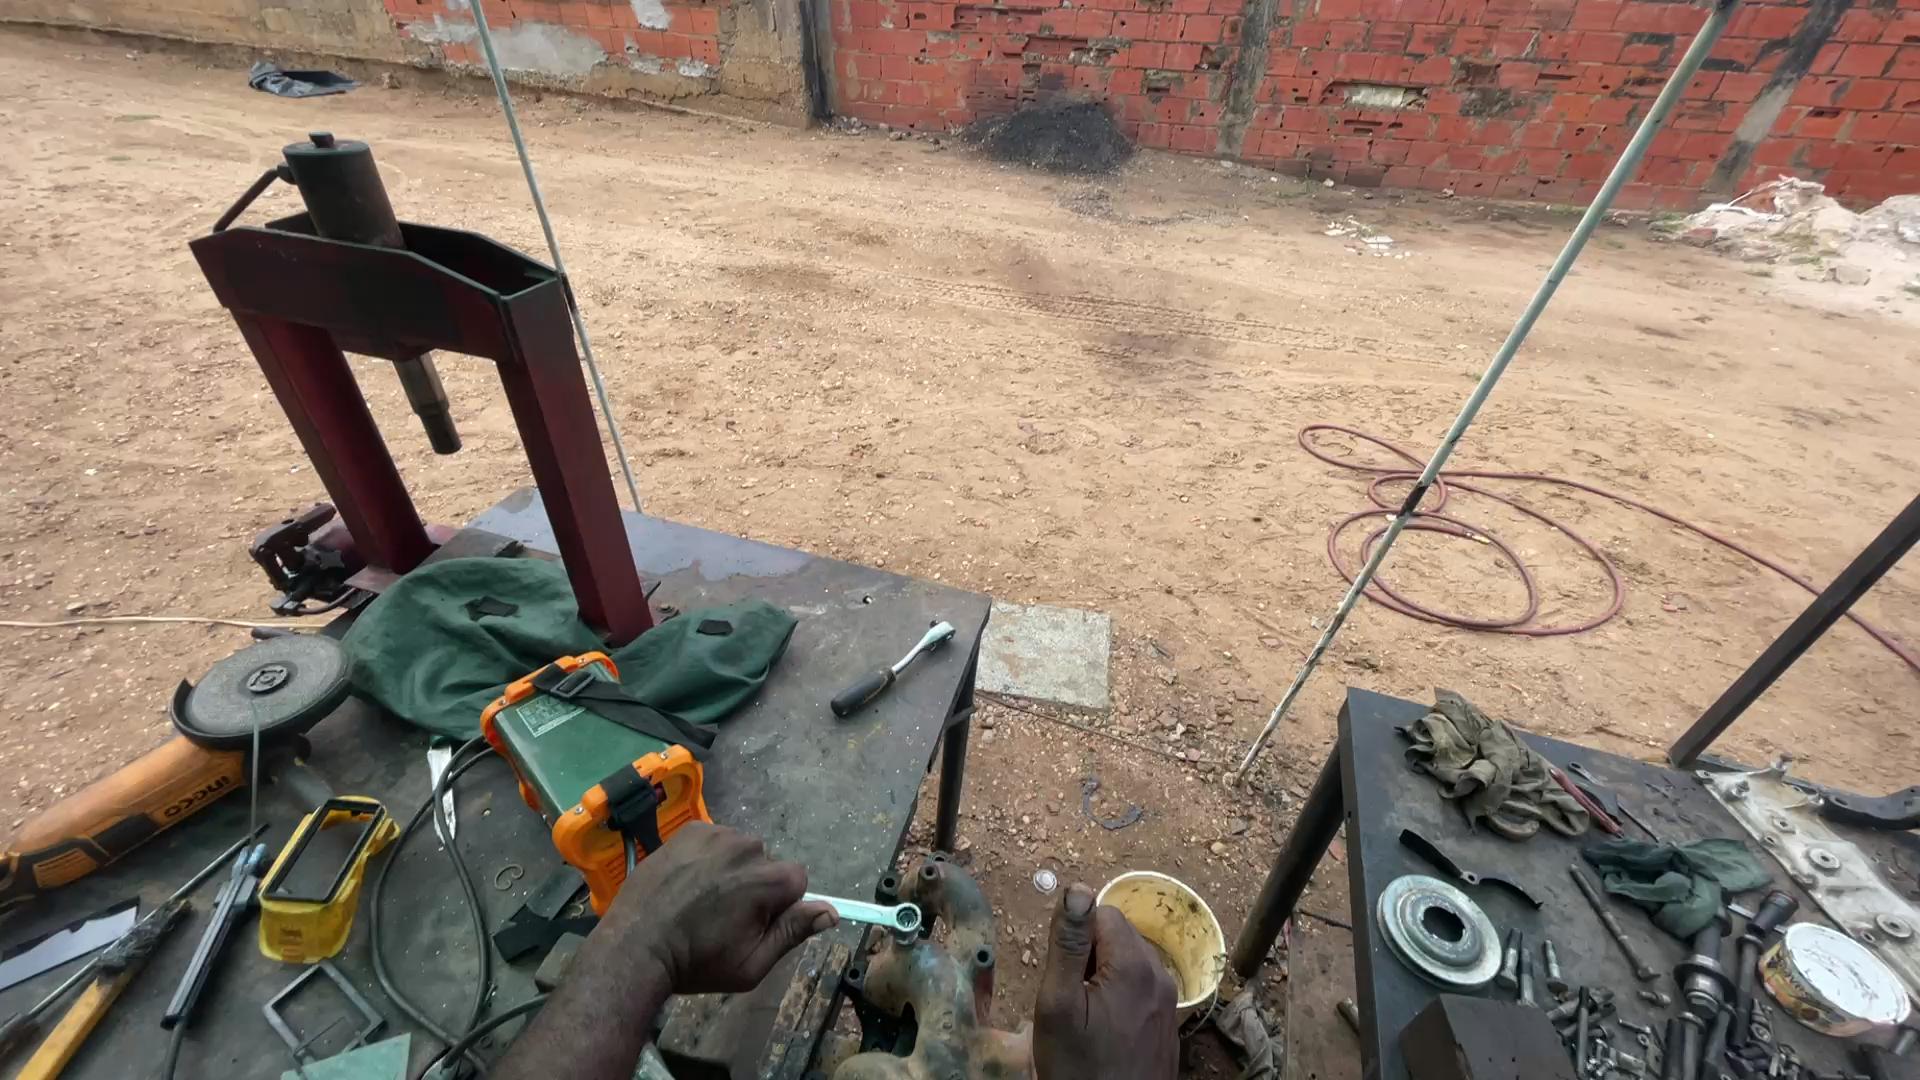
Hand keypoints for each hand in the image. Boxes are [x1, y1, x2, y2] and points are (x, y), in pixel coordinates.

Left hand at [604, 821, 837, 994]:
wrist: (634, 947)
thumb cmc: (697, 962)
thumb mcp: (751, 964)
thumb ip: (793, 933)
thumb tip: (832, 912)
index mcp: (770, 879)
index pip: (796, 881)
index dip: (778, 906)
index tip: (752, 924)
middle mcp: (751, 846)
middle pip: (767, 864)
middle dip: (753, 886)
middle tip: (721, 916)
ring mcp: (719, 833)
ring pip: (740, 850)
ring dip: (730, 869)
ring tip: (700, 899)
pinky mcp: (692, 828)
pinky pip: (714, 838)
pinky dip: (708, 856)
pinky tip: (687, 880)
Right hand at [1032, 883, 1178, 1079]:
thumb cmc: (1079, 1068)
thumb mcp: (1058, 1003)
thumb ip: (1068, 942)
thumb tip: (1077, 888)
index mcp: (1136, 965)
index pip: (1101, 911)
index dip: (1076, 938)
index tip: (1066, 974)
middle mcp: (1161, 976)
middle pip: (1117, 934)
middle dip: (1090, 954)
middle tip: (1074, 997)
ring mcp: (1169, 1002)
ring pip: (1128, 959)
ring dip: (1104, 974)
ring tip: (1087, 1015)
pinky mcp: (1168, 1024)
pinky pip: (1140, 987)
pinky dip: (1119, 995)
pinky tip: (1105, 1030)